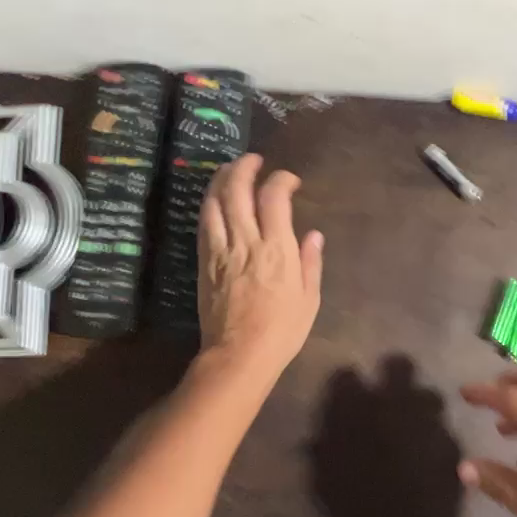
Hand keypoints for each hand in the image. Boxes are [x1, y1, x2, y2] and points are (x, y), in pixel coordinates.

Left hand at [198, 154, 324, 371]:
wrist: (238, 356)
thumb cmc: (281, 331)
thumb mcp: (309, 299)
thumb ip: (310, 262)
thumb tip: (313, 235)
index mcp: (277, 249)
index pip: (275, 197)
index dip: (281, 179)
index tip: (290, 180)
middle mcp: (246, 241)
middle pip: (238, 190)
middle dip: (245, 167)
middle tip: (254, 160)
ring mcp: (220, 250)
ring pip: (214, 201)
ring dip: (222, 179)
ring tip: (231, 170)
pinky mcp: (204, 262)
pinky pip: (203, 223)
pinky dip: (209, 204)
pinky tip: (215, 199)